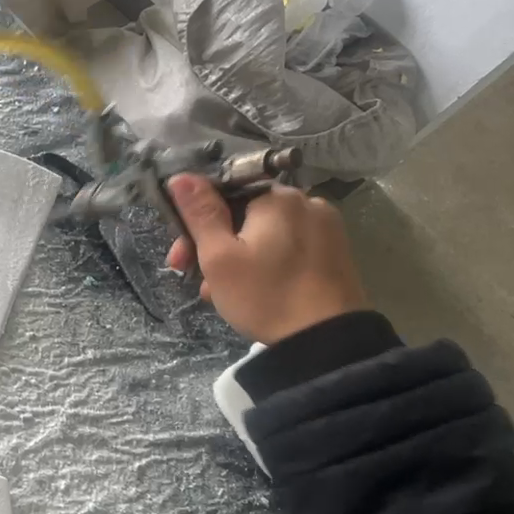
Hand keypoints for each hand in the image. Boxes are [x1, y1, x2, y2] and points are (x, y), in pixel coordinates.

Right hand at [164, 174, 369, 344]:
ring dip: (235, 256)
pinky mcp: (334, 248)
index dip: (194, 223)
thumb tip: (181, 177)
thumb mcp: (219, 256)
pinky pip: (286, 245)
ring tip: (223, 291)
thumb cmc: (264, 294)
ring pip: (262, 232)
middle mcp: (305, 201)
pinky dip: (263, 261)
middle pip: (242, 213)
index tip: (179, 258)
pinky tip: (253, 286)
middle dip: (213, 244)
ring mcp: (324, 225)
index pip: (222, 194)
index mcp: (276, 198)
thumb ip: (201, 214)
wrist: (324, 336)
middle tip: (196, 279)